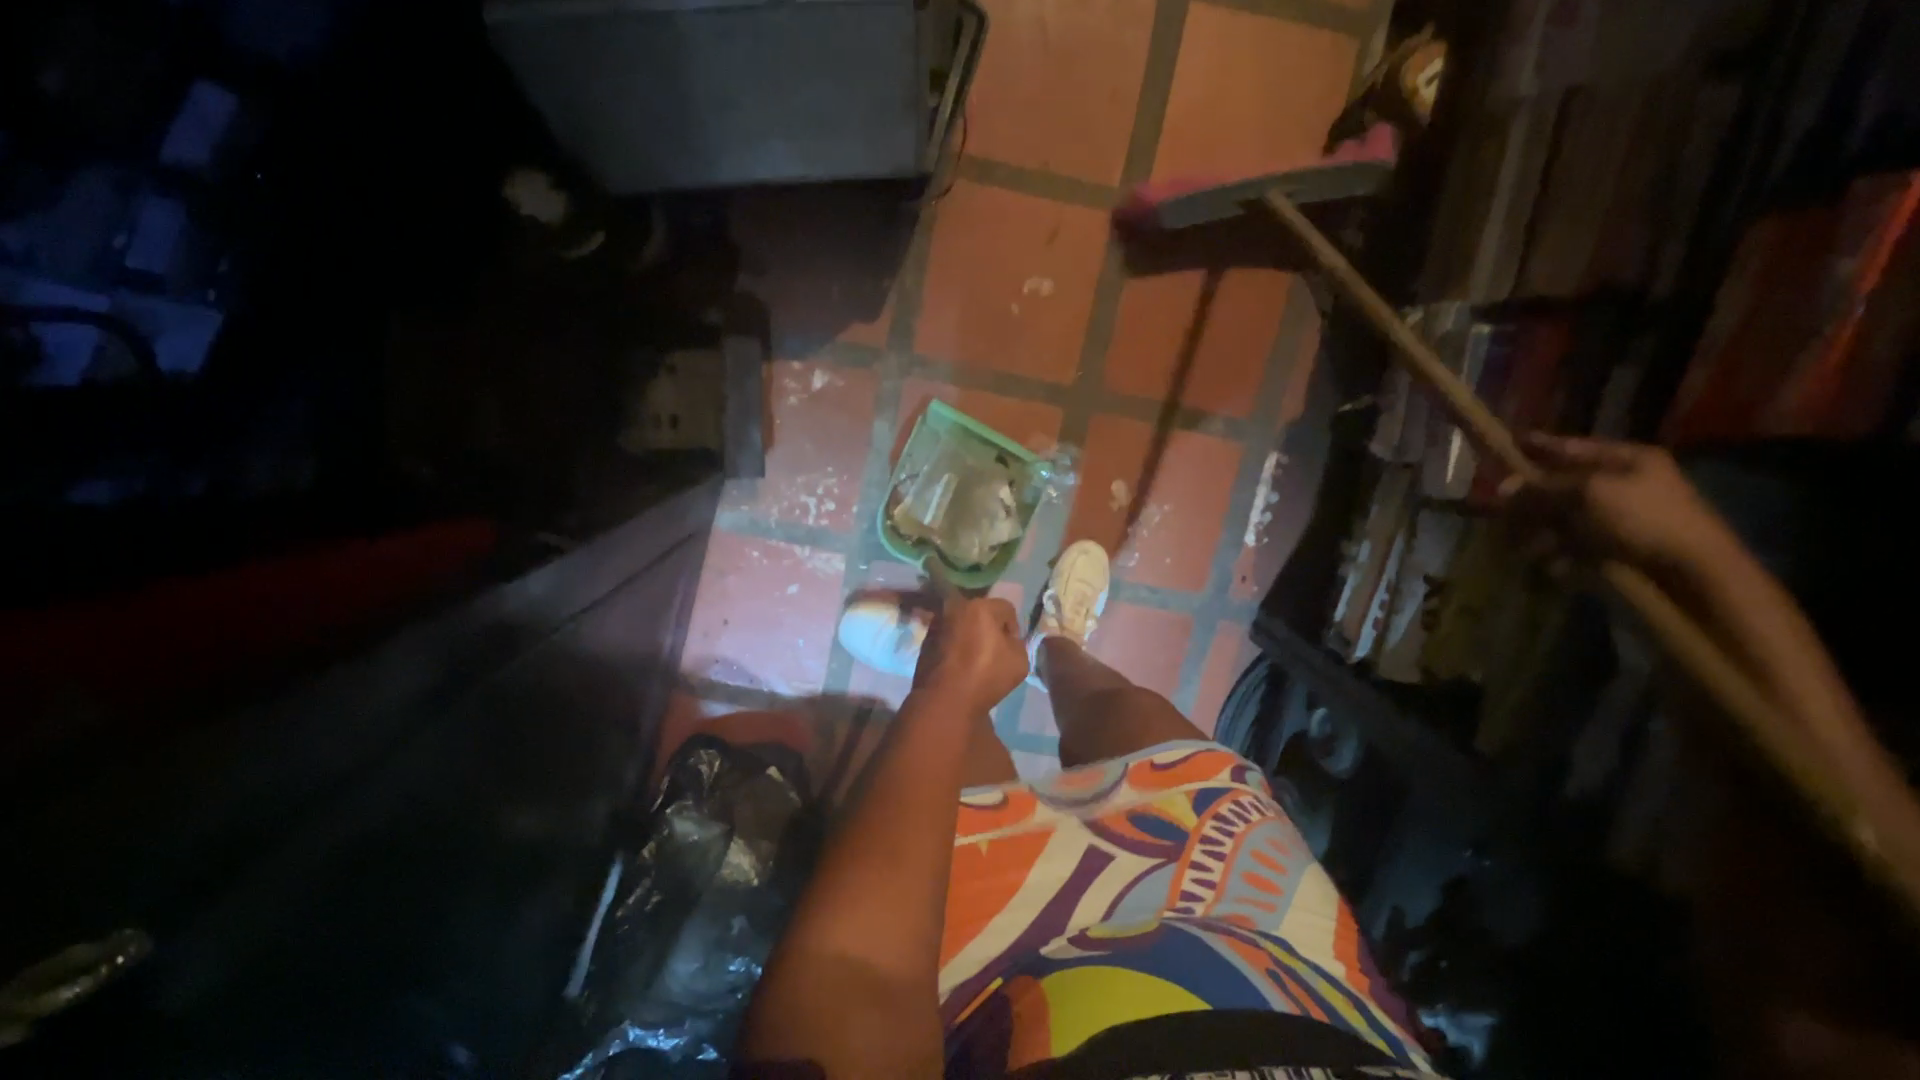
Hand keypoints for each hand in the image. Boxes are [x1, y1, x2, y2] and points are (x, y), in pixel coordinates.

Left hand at [912, 596, 1027, 715]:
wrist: (945, 700)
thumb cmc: (986, 677)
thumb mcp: (1019, 660)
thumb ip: (1017, 643)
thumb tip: (1006, 640)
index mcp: (980, 607)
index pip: (1007, 608)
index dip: (1014, 628)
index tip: (1011, 648)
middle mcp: (955, 607)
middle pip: (981, 612)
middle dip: (990, 627)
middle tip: (995, 650)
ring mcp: (937, 623)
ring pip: (962, 624)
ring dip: (970, 634)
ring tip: (974, 657)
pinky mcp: (926, 640)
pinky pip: (948, 636)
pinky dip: (955, 644)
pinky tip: (959, 664)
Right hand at [1498, 434, 1739, 573]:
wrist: (1694, 569)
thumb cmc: (1644, 517)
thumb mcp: (1589, 493)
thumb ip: (1545, 488)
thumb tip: (1506, 489)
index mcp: (1628, 460)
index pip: (1576, 447)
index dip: (1543, 446)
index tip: (1513, 443)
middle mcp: (1626, 484)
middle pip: (1566, 486)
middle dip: (1534, 501)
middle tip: (1504, 511)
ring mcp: (1625, 517)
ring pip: (1568, 520)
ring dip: (1543, 534)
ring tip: (1526, 549)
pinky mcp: (1623, 548)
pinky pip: (1580, 546)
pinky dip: (1563, 555)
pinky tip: (1556, 567)